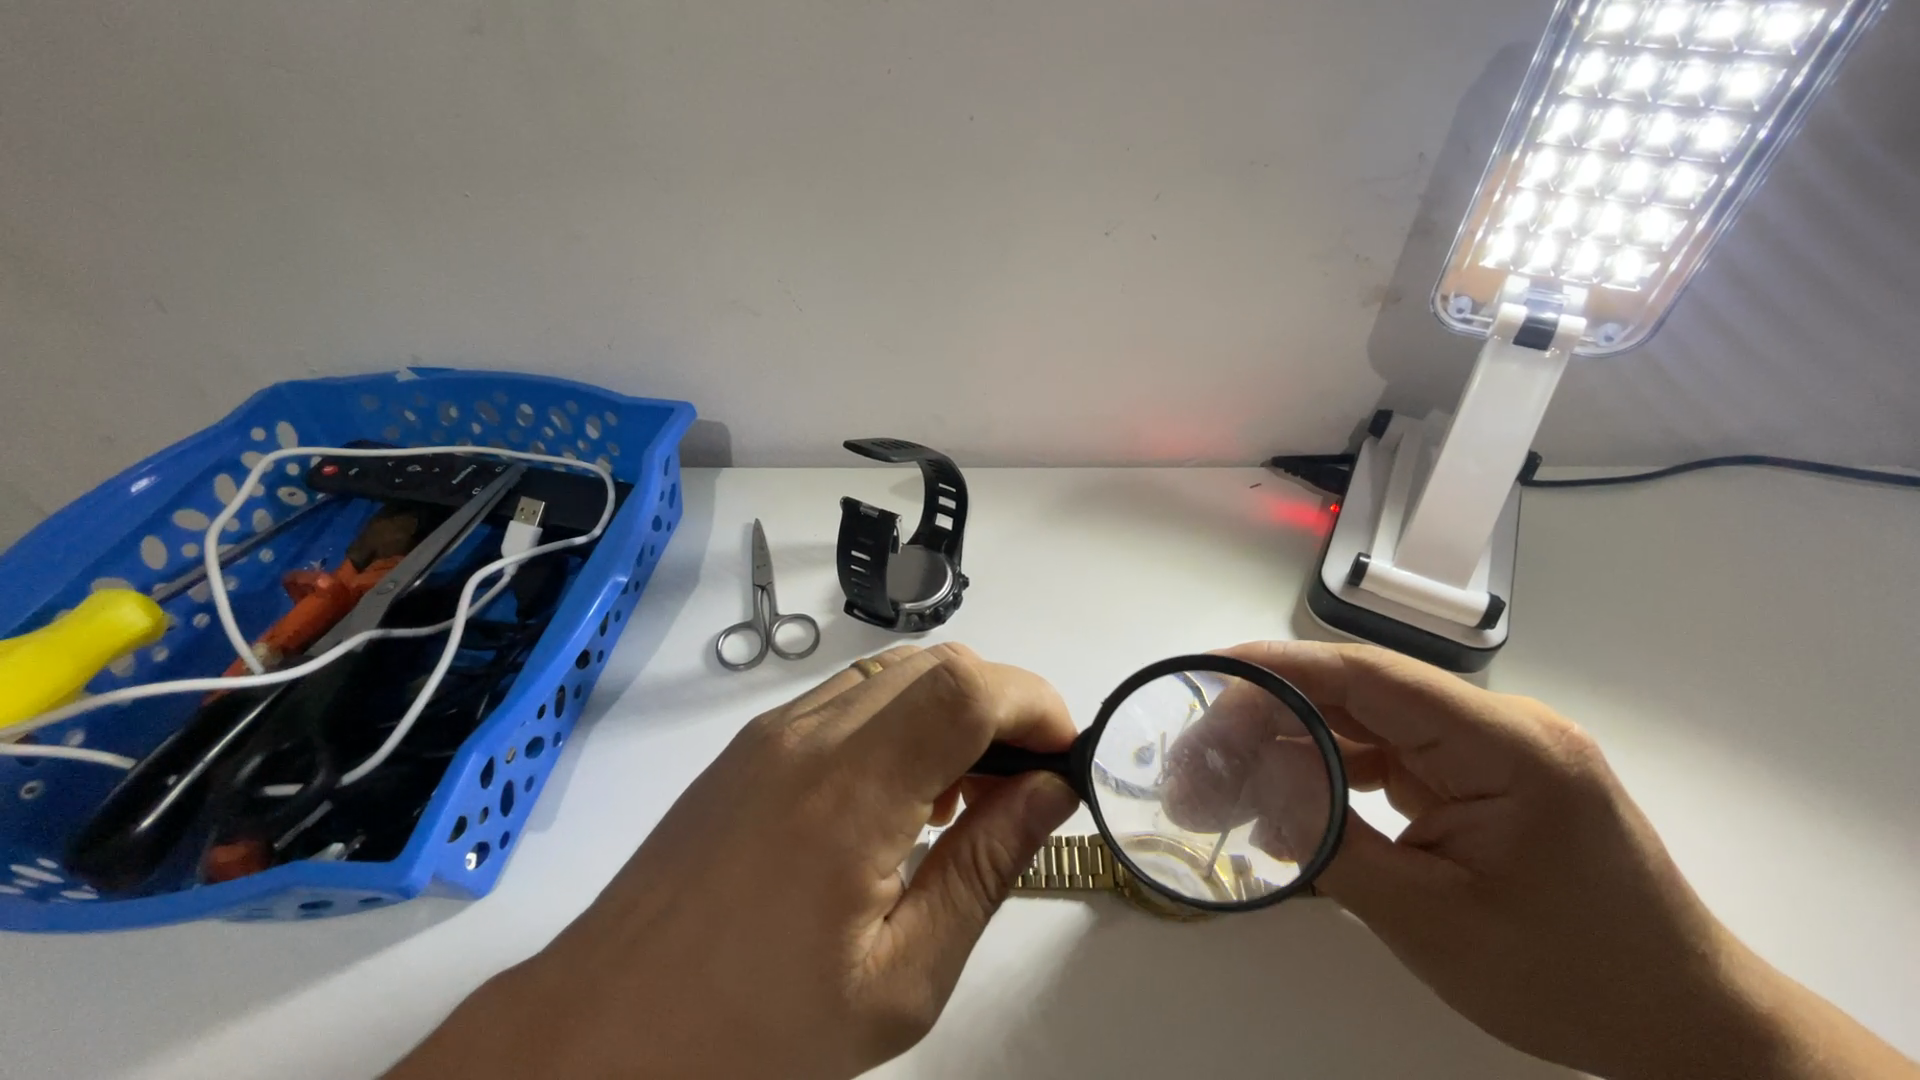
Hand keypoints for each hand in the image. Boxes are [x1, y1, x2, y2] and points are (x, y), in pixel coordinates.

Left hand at [388, 644, 1079, 1079]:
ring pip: (892, 674)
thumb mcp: (901, 977)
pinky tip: (898, 800)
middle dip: (1001, 705)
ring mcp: (771, 734)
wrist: (601, 1033)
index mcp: (852, 791)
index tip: (1065, 756)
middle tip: (1022, 785)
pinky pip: (848, 701)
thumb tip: (1050, 792)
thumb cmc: (758, 1031)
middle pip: (936, 665)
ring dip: (950, 711)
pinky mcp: (747, 748)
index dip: (1034, 704)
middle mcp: (809, 735)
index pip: (967, 688)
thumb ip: (984, 868)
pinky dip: (900, 721)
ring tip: (963, 800)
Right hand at [1171, 641, 1915, 1079]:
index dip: (1280, 667)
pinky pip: (1384, 759)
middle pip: (1355, 696)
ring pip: (1361, 725)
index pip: (1370, 677)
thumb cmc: (1568, 979)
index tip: (1207, 675)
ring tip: (1218, 788)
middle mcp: (1498, 727)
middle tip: (1194, 766)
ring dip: (1287, 750)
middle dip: (1265, 721)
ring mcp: (1488, 751)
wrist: (1685, 1028)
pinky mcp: (1476, 778)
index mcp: (1506, 746)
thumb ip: (1330, 839)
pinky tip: (1278, 807)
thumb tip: (1249, 780)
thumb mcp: (1431, 920)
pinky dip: (1326, 777)